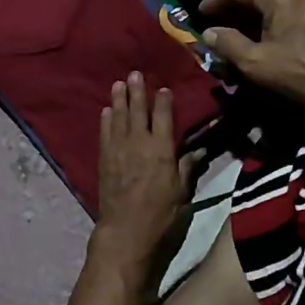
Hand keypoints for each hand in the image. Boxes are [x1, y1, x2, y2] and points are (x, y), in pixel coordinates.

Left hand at [93, 72, 199, 268]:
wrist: (126, 230)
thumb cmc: (160, 214)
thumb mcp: (182, 192)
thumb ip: (188, 167)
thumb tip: (200, 149)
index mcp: (161, 150)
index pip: (163, 117)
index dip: (163, 101)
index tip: (162, 87)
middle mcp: (138, 144)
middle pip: (137, 112)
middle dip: (136, 92)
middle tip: (134, 74)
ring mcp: (118, 151)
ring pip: (118, 118)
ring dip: (118, 100)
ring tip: (118, 84)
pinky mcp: (104, 160)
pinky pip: (105, 134)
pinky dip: (106, 121)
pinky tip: (106, 111)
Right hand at [200, 0, 304, 116]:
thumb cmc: (298, 72)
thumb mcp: (253, 61)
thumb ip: (226, 43)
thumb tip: (208, 33)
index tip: (198, 14)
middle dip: (230, 8)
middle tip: (212, 24)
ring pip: (269, 1)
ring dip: (247, 15)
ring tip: (230, 33)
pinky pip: (283, 9)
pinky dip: (264, 20)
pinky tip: (256, 36)